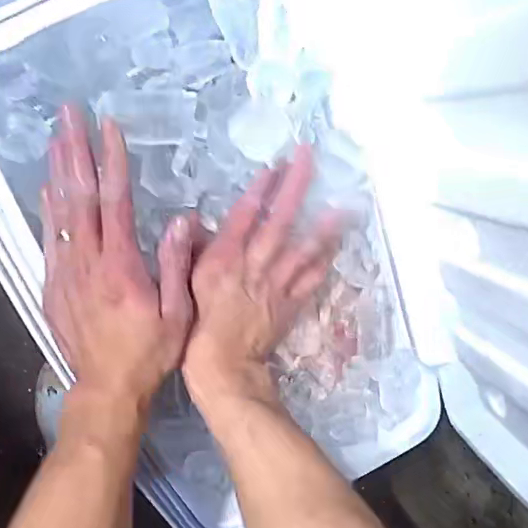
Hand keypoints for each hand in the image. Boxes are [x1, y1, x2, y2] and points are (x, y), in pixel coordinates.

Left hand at [41, 104, 194, 435]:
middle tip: (67, 114)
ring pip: (59, 213)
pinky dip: (47, 211)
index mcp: (121, 266)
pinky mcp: (53, 288)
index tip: (108, 127)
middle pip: (78, 197)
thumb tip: (182, 220)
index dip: (111, 161)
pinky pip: (48, 241)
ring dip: (56, 172)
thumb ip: (177, 265)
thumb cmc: (150, 354)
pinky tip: (47, 190)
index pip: (115, 202)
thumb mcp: (178, 314)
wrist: (108, 388)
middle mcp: (88, 263)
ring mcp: (65, 274)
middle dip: (74, 151)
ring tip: (55, 138)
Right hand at [183, 145, 343, 408]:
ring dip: (323, 225)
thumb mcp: (184, 285)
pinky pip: (311, 280)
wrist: (224, 367)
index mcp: (224, 260)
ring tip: (342, 203)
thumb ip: (191, 251)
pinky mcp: (290, 305)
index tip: (275, 165)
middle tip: (309, 160)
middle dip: (294, 189)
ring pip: (303, 250)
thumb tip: (193, 221)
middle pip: (278, 222)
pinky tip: (337, 244)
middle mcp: (253, 267)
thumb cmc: (197, 328)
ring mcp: (276, 287)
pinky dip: (325, 261)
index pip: (244, 216)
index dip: (261, 189)